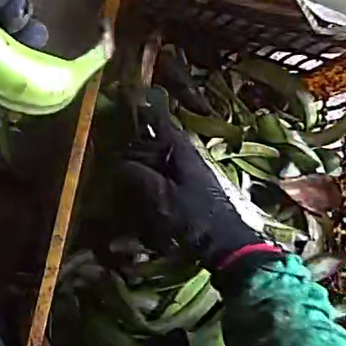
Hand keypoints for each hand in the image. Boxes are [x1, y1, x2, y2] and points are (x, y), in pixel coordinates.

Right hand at [117, 88, 262, 270]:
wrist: (227, 245)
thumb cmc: (194, 217)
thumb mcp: (161, 196)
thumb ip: (139, 176)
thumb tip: (118, 162)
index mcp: (183, 153)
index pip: (163, 124)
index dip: (148, 113)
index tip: (132, 100)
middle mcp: (191, 157)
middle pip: (164, 138)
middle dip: (145, 135)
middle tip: (122, 134)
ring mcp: (195, 173)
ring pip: (168, 155)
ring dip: (150, 154)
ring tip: (128, 159)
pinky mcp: (195, 189)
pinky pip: (171, 171)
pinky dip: (156, 171)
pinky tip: (145, 182)